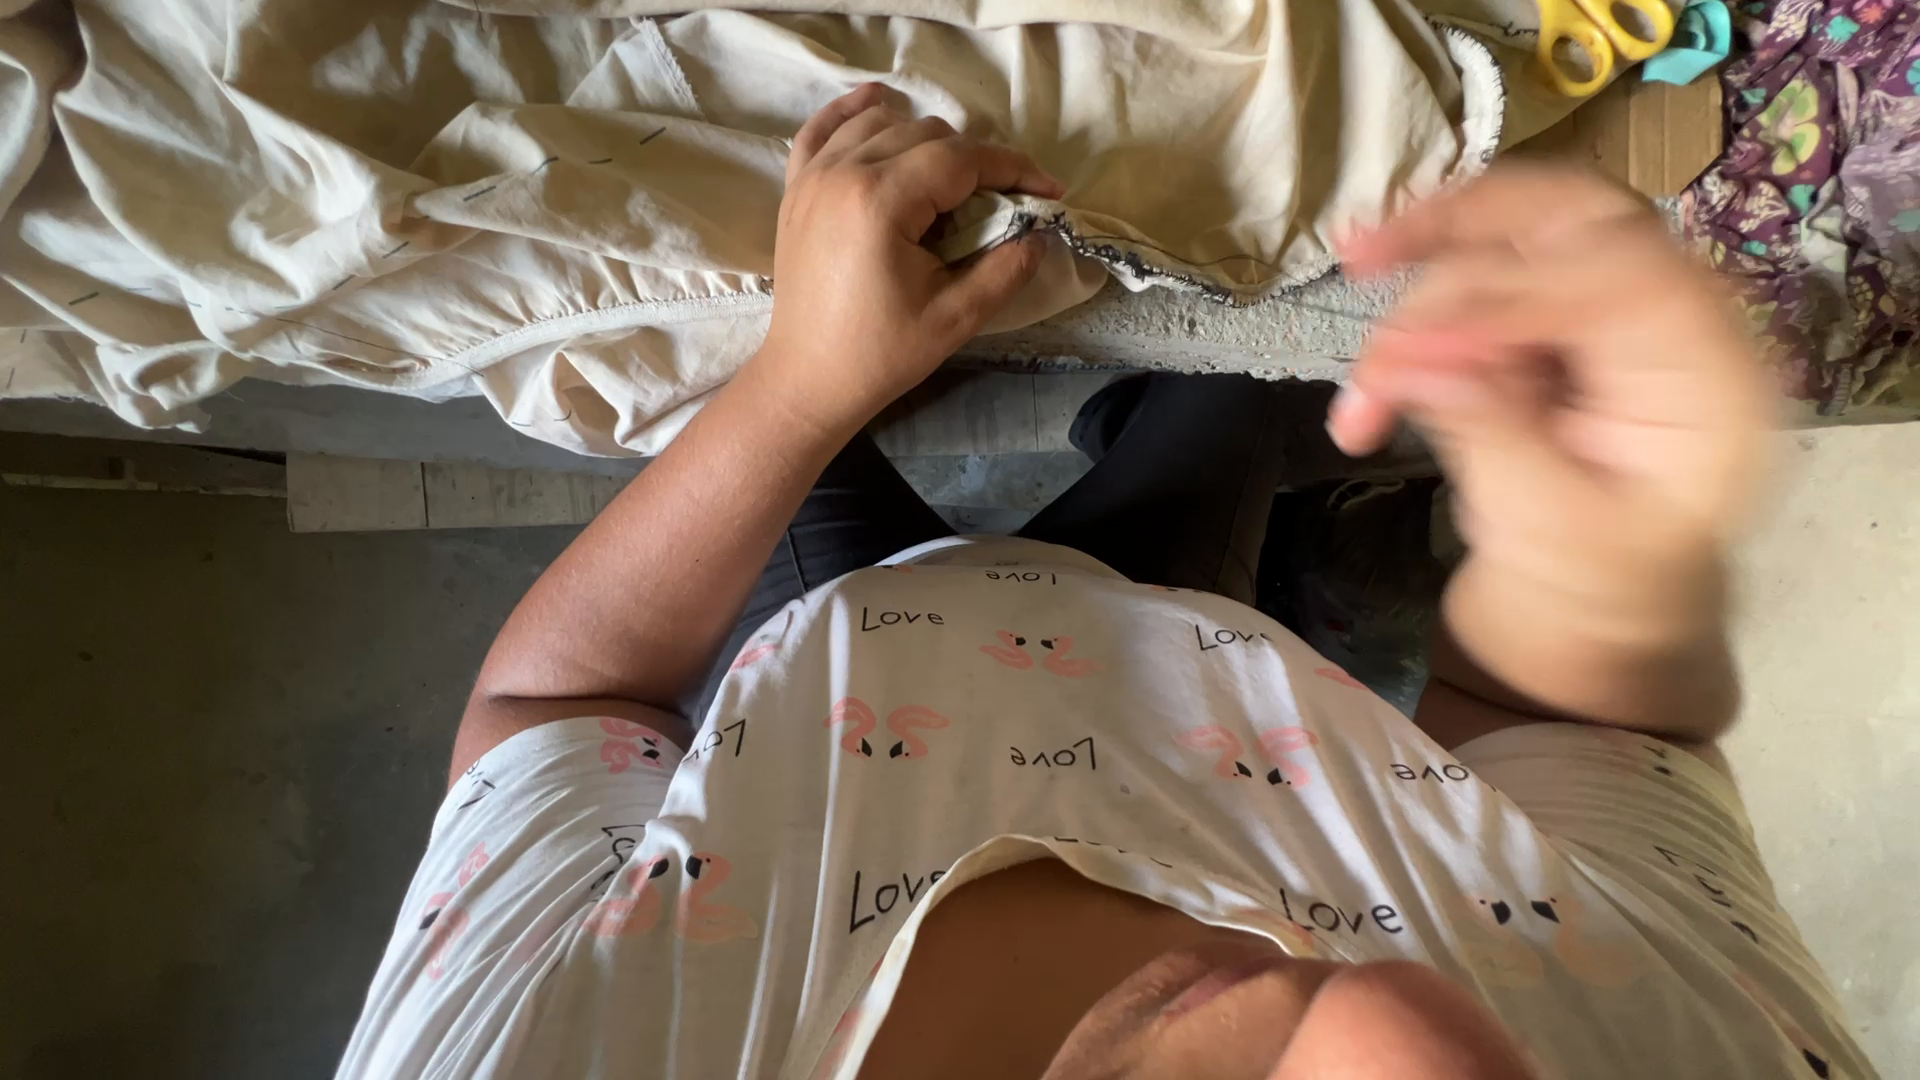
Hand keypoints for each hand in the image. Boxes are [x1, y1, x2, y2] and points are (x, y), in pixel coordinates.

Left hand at [748, 83, 1063, 436]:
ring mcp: (812, 176)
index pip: (962, 160)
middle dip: (974, 162)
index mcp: (880, 201)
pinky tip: (880, 105)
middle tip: (1001, 202)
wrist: (810, 380)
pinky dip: (855, 114)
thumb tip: (1041, 235)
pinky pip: (824, 128)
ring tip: (951, 181)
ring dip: (925, 140)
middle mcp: (842, 172)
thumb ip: (1005, 270)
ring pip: (882, 123)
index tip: (1048, 190)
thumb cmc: (881, 356)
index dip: (1013, 170)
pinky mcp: (796, 190)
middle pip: (926, 134)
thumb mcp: (955, 319)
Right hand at [1331, 165, 1774, 730]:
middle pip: (1563, 224)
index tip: (1406, 351)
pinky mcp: (1526, 345)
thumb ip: (1492, 432)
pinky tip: (1363, 388)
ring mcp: (1583, 327)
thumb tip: (1410, 363)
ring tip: (1355, 414)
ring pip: (1488, 264)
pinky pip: (1455, 313)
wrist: (1588, 610)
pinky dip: (1399, 338)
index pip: (1616, 283)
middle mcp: (1651, 324)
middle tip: (1357, 252)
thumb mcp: (1550, 526)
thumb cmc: (1595, 586)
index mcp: (1701, 372)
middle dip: (1453, 229)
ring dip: (1404, 324)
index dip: (1503, 300)